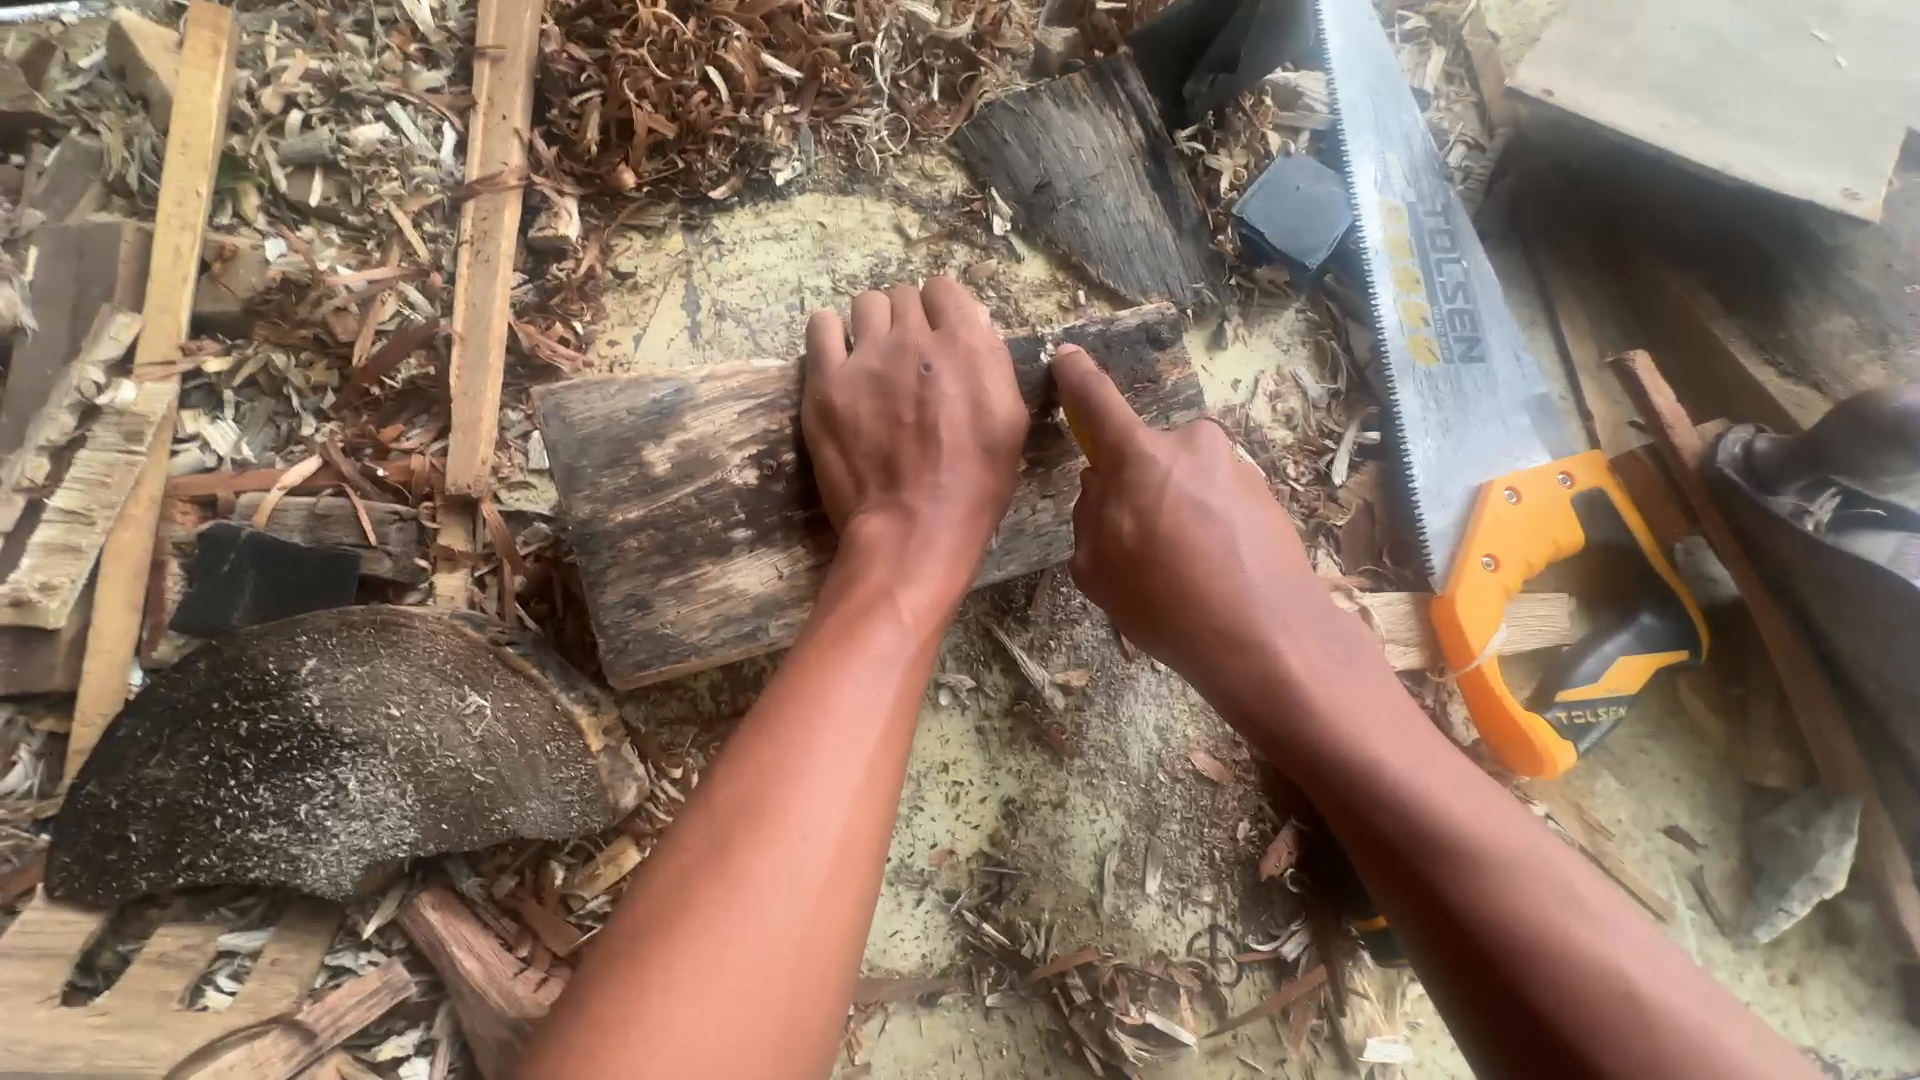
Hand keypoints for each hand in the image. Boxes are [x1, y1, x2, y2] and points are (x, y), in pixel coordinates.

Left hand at [802, 278, 1028, 598]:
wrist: (914, 529)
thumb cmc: (974, 485)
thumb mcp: (1009, 422)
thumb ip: (992, 364)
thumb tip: (973, 322)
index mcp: (966, 345)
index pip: (946, 289)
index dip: (943, 310)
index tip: (939, 335)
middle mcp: (915, 339)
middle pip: (904, 295)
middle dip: (909, 319)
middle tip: (908, 357)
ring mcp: (866, 358)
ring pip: (865, 304)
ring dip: (873, 323)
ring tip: (874, 358)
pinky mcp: (826, 382)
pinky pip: (821, 326)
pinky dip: (831, 333)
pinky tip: (839, 357)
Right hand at [1054, 345, 1376, 709]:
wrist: (1269, 637)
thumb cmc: (1165, 603)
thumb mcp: (1095, 568)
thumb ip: (1089, 514)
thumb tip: (1101, 485)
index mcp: (1139, 456)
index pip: (1096, 399)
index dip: (1076, 377)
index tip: (1067, 357)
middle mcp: (1191, 445)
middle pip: (1147, 454)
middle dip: (1138, 484)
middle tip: (1138, 540)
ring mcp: (1235, 466)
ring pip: (1185, 478)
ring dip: (1176, 508)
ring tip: (1182, 569)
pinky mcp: (1267, 493)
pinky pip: (1218, 499)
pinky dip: (1208, 525)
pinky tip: (1213, 572)